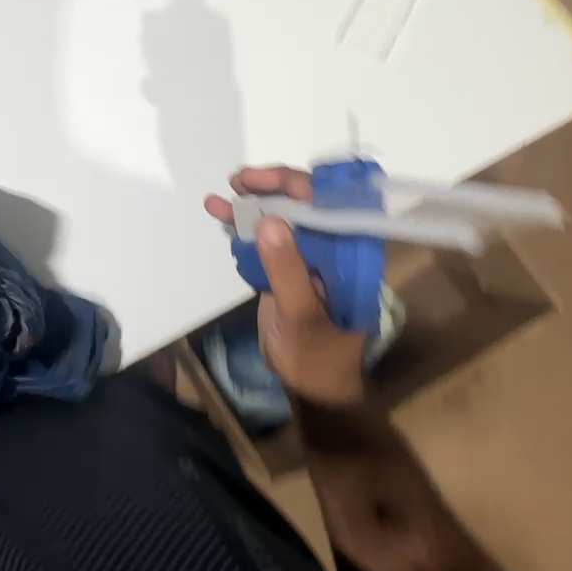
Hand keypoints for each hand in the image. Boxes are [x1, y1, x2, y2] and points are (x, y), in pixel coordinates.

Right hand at [206, 166, 367, 407]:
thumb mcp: (302, 315)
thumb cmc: (316, 357)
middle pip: (305, 204)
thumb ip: (287, 269)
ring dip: (253, 202)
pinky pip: (265, 239)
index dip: (300, 185)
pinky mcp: (284, 269)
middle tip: (239, 180)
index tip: (265, 180)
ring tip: (225, 192)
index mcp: (351, 256)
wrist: (309, 390)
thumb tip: (270, 219)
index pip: (332, 206)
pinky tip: (220, 212)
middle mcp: (333, 249)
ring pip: (282, 218)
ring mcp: (307, 258)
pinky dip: (242, 224)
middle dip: (273, 187)